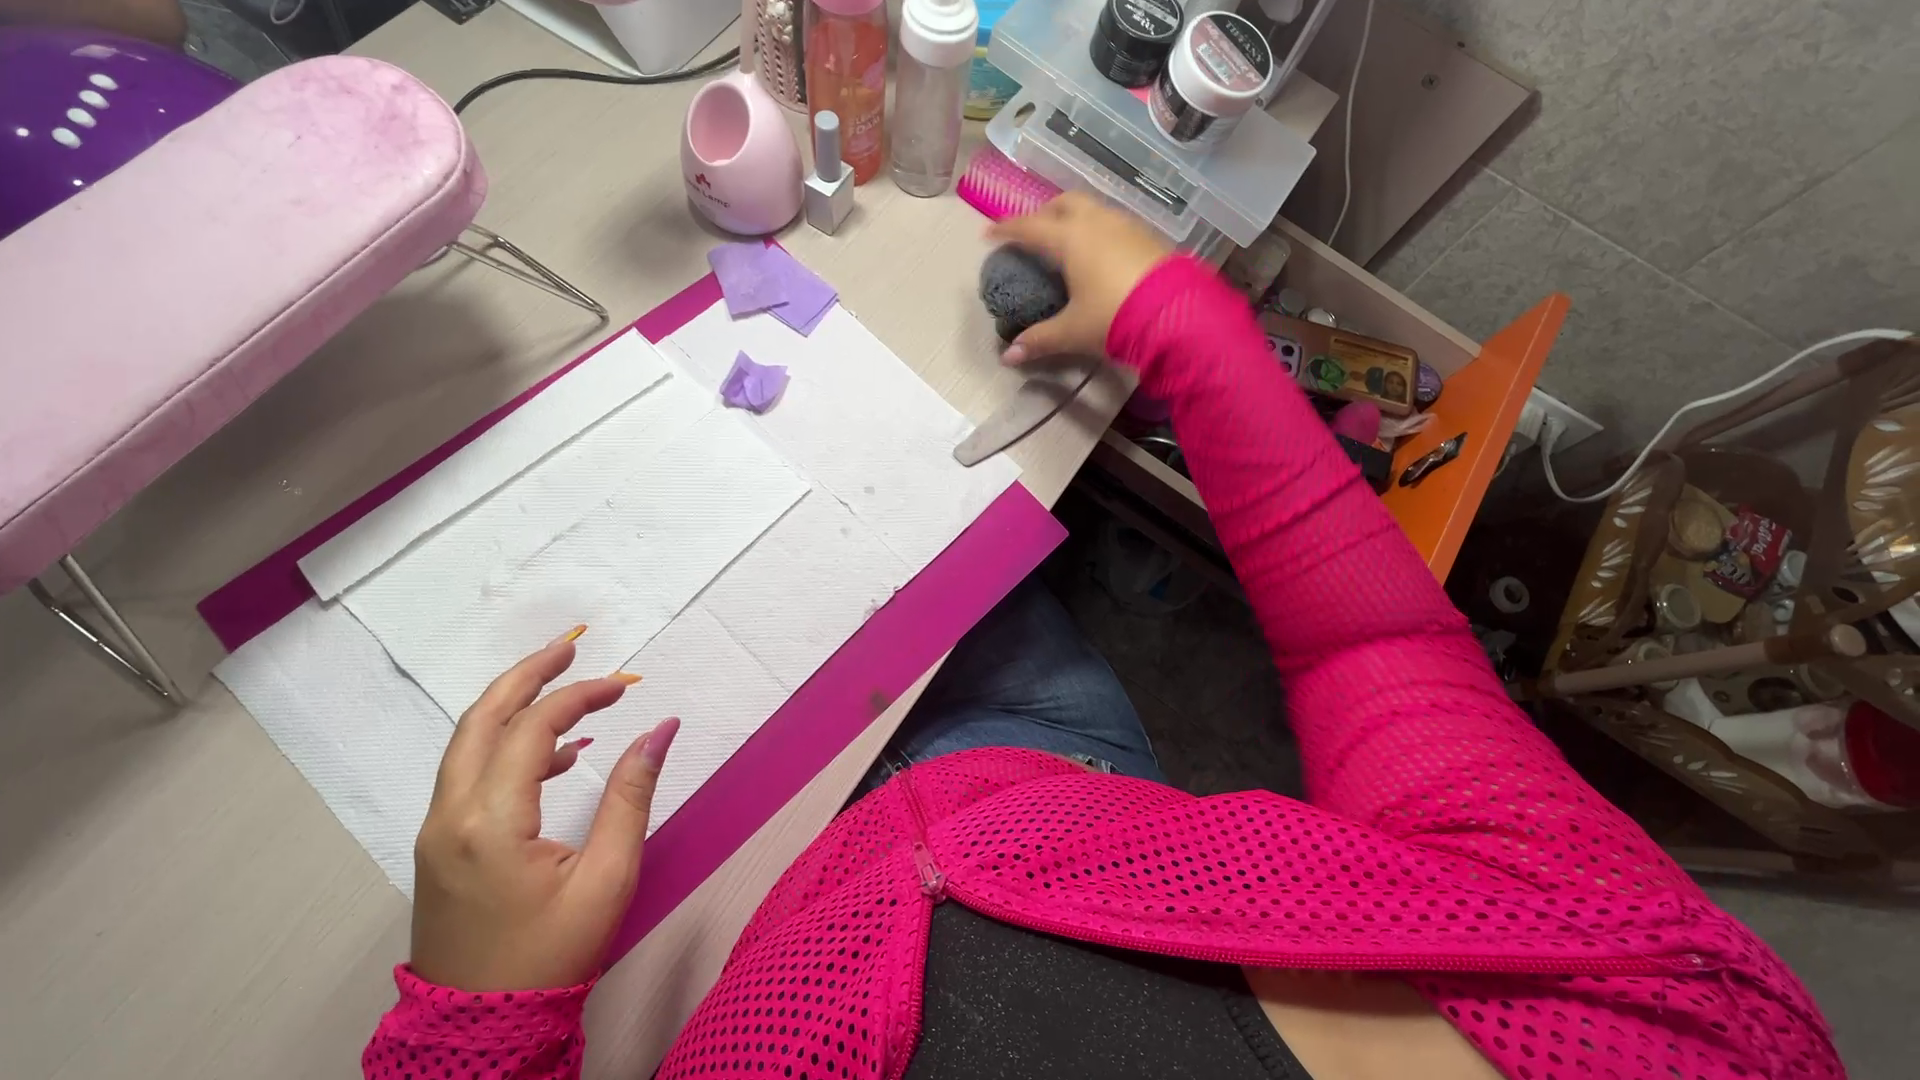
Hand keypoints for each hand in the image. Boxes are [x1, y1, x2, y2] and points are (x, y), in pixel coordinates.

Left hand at [410, 627, 678, 991]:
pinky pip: (469, 774)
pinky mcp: (439, 845)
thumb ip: (631, 795)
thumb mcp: (607, 877)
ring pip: (467, 743)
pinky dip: (506, 747)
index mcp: (489, 821)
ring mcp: (437, 830)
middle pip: (481, 719)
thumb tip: (660, 730)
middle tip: (571, 648)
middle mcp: (450, 814)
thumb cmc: (551, 954)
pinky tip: (555, 757)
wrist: (480, 1029)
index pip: (533, 730)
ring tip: (566, 689)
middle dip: (527, 675)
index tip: (625, 686)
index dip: (580, 697)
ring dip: (513, 706)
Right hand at [986, 192, 1171, 364]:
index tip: (990, 234)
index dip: (1006, 229)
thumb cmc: (1115, 316)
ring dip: (1075, 219)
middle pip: (1063, 203)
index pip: (1029, 227)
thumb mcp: (1073, 331)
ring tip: (1067, 242)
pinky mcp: (1149, 237)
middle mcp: (1097, 222)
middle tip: (1033, 233)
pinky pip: (1115, 224)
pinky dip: (1098, 231)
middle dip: (1044, 213)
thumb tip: (1008, 357)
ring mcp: (1126, 226)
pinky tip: (1100, 254)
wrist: (1178, 314)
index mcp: (1070, 238)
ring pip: (1093, 210)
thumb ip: (1040, 340)